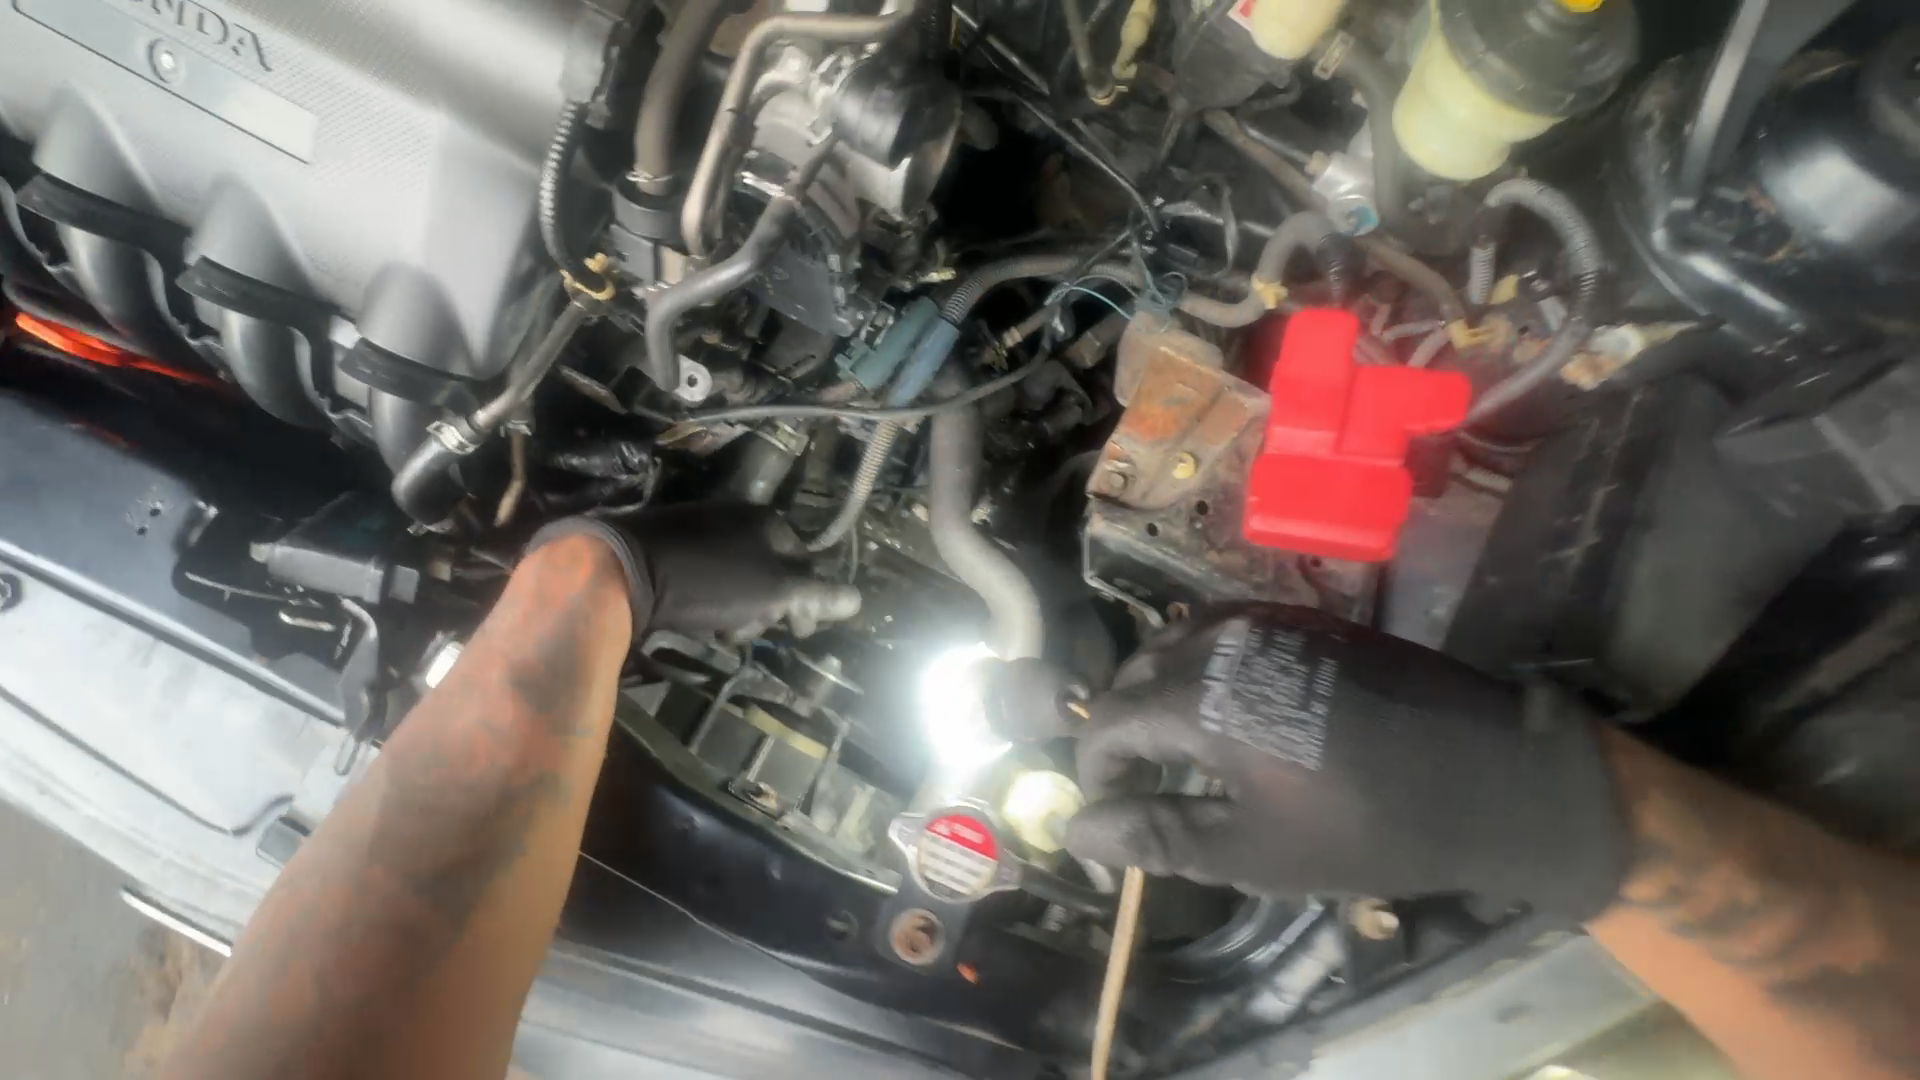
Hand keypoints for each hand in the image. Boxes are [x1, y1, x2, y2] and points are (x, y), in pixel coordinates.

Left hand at [530, 504, 861, 641]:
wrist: (622, 570)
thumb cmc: (710, 581)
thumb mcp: (775, 592)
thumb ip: (817, 595)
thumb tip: (858, 599)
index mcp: (769, 521)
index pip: (807, 565)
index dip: (807, 603)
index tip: (796, 633)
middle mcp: (739, 516)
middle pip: (773, 572)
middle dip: (767, 608)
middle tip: (745, 631)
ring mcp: (703, 526)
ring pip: (740, 577)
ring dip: (738, 609)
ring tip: (717, 629)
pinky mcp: (671, 542)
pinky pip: (708, 575)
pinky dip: (710, 599)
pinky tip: (695, 617)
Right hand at [1062, 606, 1630, 921]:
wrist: (1492, 773)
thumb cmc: (1368, 827)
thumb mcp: (1256, 851)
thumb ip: (1157, 834)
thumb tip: (1077, 831)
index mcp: (1201, 699)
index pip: (1108, 723)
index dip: (1096, 769)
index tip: (1109, 805)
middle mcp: (1217, 641)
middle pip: (1132, 676)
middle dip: (1123, 731)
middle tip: (1143, 782)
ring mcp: (1256, 619)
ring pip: (1168, 645)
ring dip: (1155, 692)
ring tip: (1177, 744)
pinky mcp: (1291, 615)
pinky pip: (1212, 630)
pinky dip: (1194, 666)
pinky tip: (1221, 705)